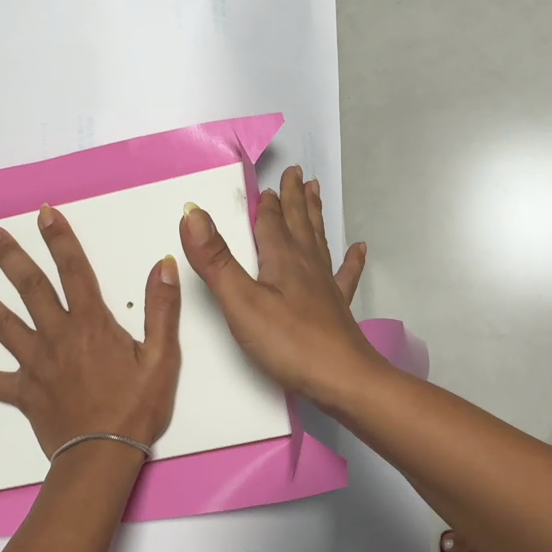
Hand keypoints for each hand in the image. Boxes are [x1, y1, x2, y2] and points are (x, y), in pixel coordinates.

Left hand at [0, 206, 180, 456]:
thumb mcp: (163, 356)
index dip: (60, 239)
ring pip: (2, 325)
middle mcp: (58, 336)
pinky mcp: (23, 393)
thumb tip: (163, 264)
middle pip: (29, 288)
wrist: (104, 455)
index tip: (44, 213)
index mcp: (92, 324)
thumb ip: (162, 307)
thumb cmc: (137, 407)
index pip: (74, 270)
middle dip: (9, 257)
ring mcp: (36, 364)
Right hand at [179, 165, 373, 397]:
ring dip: (314, 217)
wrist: (343, 378)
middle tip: (299, 173)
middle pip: (298, 224)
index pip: (271, 223)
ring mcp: (325, 286)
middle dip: (295, 198)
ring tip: (316, 194)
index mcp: (282, 260)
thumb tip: (192, 213)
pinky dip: (352, 260)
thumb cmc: (289, 343)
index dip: (267, 204)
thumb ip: (216, 261)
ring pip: (318, 241)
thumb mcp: (241, 302)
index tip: (270, 183)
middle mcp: (306, 265)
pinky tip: (359, 249)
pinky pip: (345, 276)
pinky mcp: (337, 308)